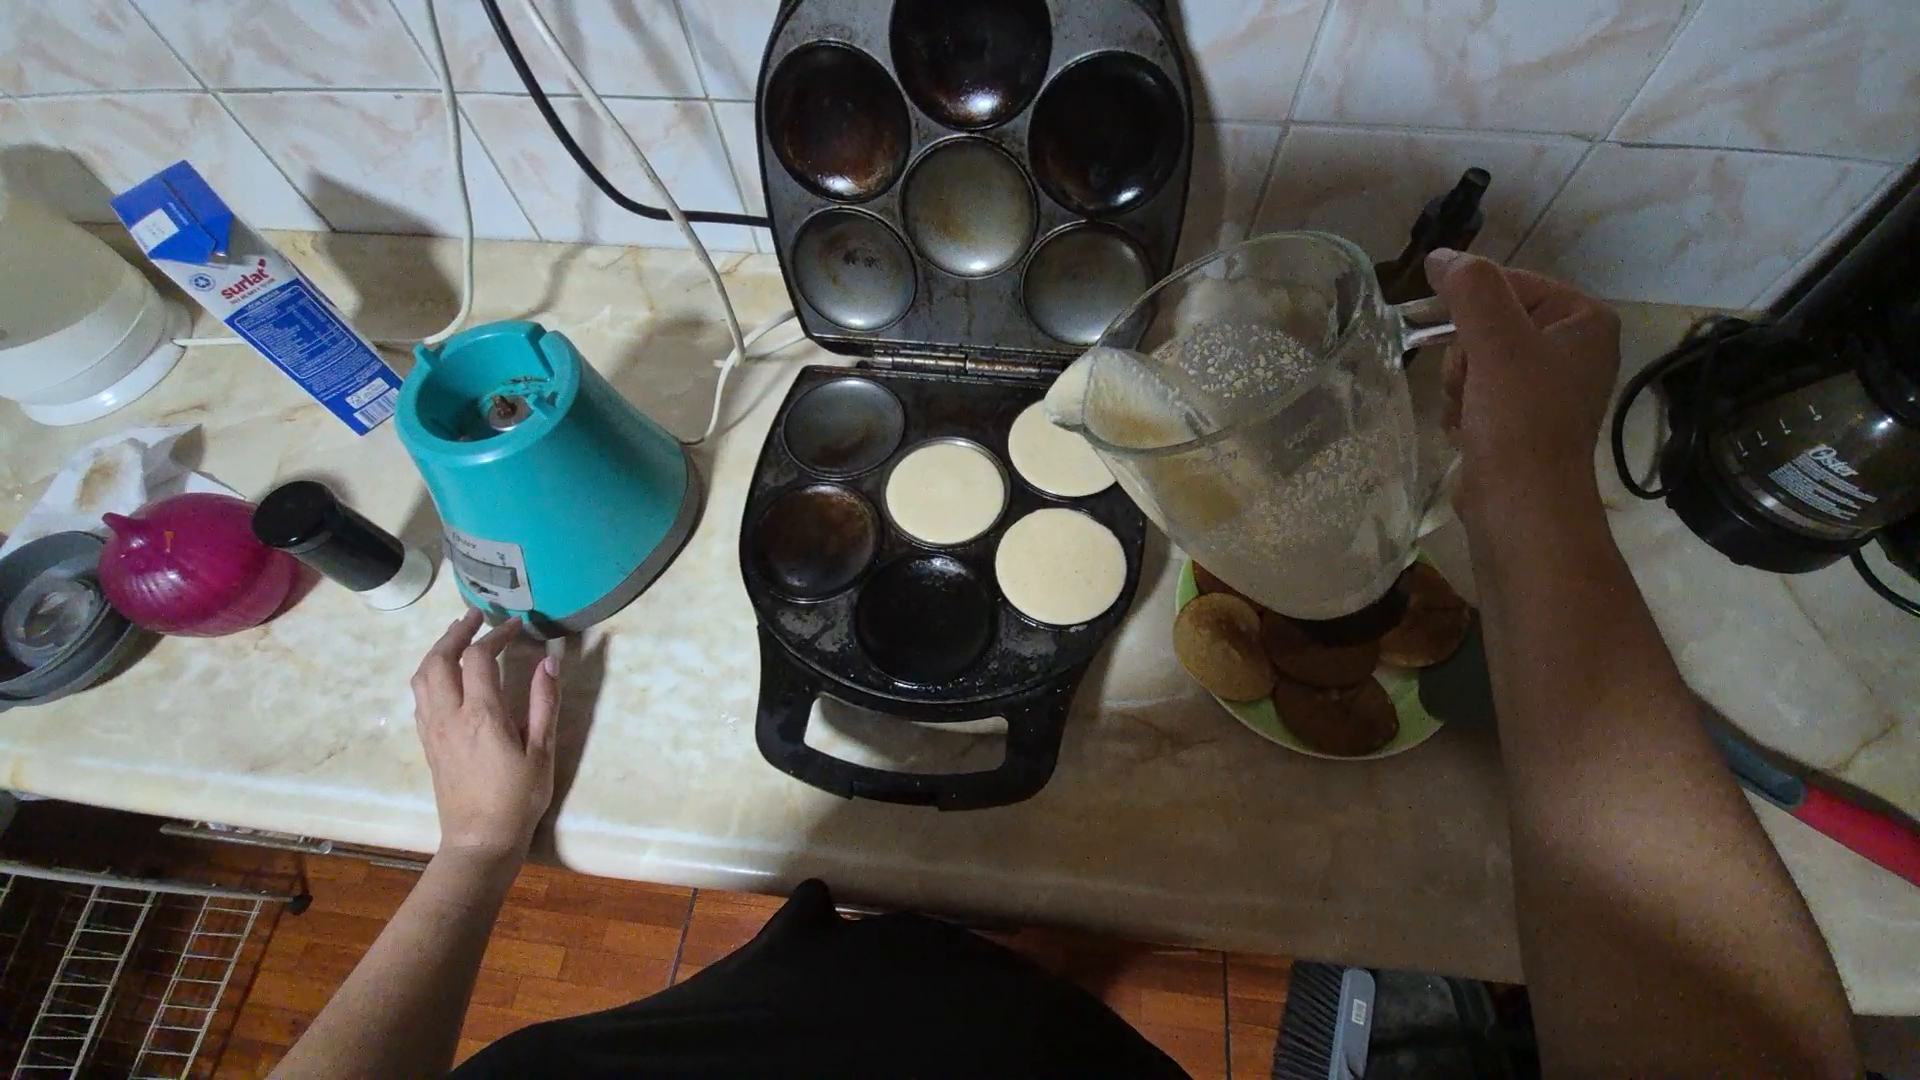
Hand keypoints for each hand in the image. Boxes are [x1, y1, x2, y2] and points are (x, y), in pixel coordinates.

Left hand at [410, 610, 559, 861]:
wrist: (479, 839)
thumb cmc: (519, 796)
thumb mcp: (543, 750)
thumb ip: (544, 702)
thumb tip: (550, 660)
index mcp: (482, 715)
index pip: (481, 658)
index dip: (497, 635)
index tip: (518, 625)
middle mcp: (449, 716)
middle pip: (439, 660)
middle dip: (456, 632)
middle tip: (476, 616)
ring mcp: (433, 730)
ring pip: (422, 677)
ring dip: (437, 650)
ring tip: (457, 636)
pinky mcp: (428, 742)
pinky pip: (420, 697)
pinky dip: (430, 673)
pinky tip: (447, 674)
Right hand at [1425, 249, 1620, 520]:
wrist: (1519, 502)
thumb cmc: (1518, 420)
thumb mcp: (1496, 345)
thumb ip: (1470, 291)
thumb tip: (1443, 255)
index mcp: (1582, 320)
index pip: (1510, 284)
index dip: (1467, 307)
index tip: (1441, 334)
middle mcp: (1570, 348)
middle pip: (1487, 325)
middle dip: (1463, 356)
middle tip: (1471, 385)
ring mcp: (1543, 386)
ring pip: (1472, 360)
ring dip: (1456, 385)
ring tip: (1469, 413)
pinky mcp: (1517, 418)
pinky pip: (1472, 392)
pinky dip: (1459, 408)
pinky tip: (1465, 429)